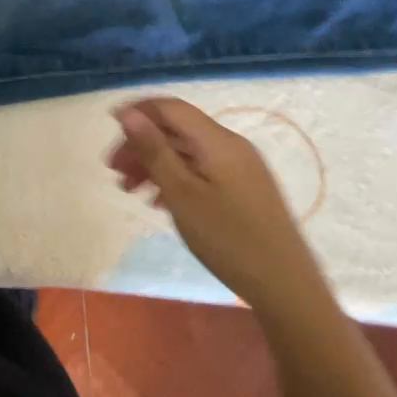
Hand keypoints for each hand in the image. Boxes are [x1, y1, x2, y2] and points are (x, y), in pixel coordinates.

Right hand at [108, 98, 326, 310]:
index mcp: (218, 141)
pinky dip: (176, 178)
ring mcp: (242, 169)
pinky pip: (202, 170)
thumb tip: (128, 113)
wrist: (287, 289)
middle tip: (114, 171)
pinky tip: (160, 203)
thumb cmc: (228, 239)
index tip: (109, 128)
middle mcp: (232, 146)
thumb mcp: (181, 194)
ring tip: (130, 190)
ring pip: (187, 152)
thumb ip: (153, 150)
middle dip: (141, 144)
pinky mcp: (245, 190)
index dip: (137, 111)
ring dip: (155, 164)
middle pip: (176, 130)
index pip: (170, 107)